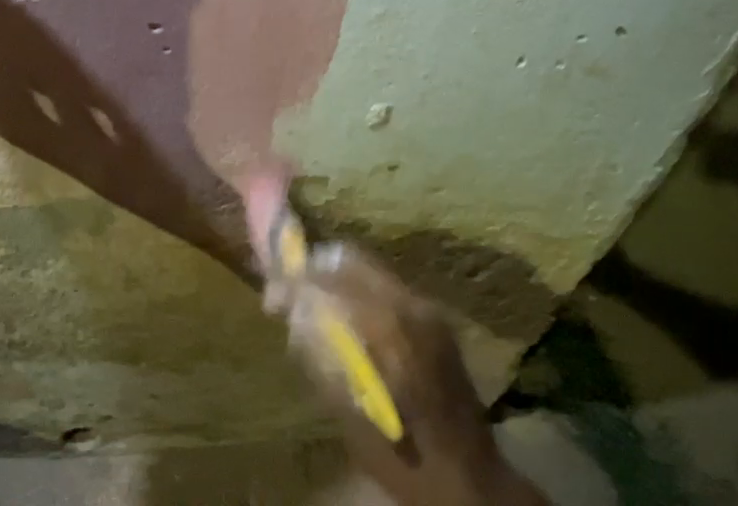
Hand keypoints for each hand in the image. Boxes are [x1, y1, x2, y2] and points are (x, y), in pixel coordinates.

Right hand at [241, 164, 547, 505]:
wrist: (465, 477)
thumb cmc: (398, 451)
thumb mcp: (344, 405)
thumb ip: (316, 348)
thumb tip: (293, 309)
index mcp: (385, 323)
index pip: (328, 273)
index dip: (294, 278)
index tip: (272, 297)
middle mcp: (409, 302)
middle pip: (350, 259)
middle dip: (315, 270)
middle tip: (291, 295)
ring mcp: (427, 308)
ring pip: (370, 271)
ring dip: (337, 281)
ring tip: (317, 309)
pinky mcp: (437, 320)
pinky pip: (388, 289)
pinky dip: (361, 294)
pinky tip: (351, 324)